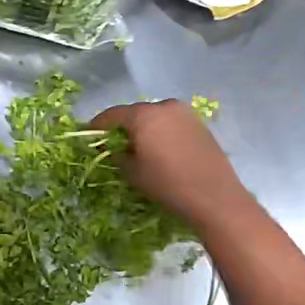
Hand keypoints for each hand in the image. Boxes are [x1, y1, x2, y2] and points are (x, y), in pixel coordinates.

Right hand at [91, 99, 254, 230]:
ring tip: (136, 148)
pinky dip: (160, 132)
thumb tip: (113, 149)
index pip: (112, 115)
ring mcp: (185, 114)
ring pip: (154, 117)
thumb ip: (117, 155)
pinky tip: (159, 149)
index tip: (88, 137)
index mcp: (144, 115)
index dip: (97, 126)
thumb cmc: (167, 184)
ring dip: (142, 129)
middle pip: (134, 113)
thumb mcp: (133, 172)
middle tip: (111, 144)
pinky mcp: (200, 125)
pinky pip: (171, 123)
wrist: (215, 198)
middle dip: (121, 127)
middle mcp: (164, 106)